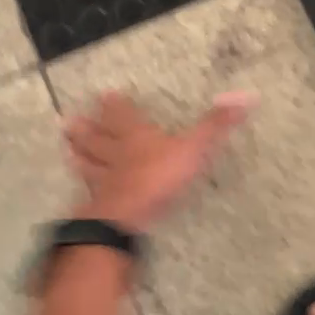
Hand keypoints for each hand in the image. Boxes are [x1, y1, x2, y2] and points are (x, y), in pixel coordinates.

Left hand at [63, 90, 256, 232]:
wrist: (123, 219)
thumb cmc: (158, 178)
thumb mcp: (194, 148)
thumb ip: (217, 124)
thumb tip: (247, 95)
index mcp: (136, 136)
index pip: (123, 116)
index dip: (115, 106)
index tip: (105, 95)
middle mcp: (115, 154)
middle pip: (98, 138)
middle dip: (88, 128)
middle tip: (70, 119)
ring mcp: (103, 180)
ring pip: (88, 162)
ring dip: (78, 152)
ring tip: (67, 143)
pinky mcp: (98, 204)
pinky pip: (88, 191)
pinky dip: (82, 188)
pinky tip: (79, 189)